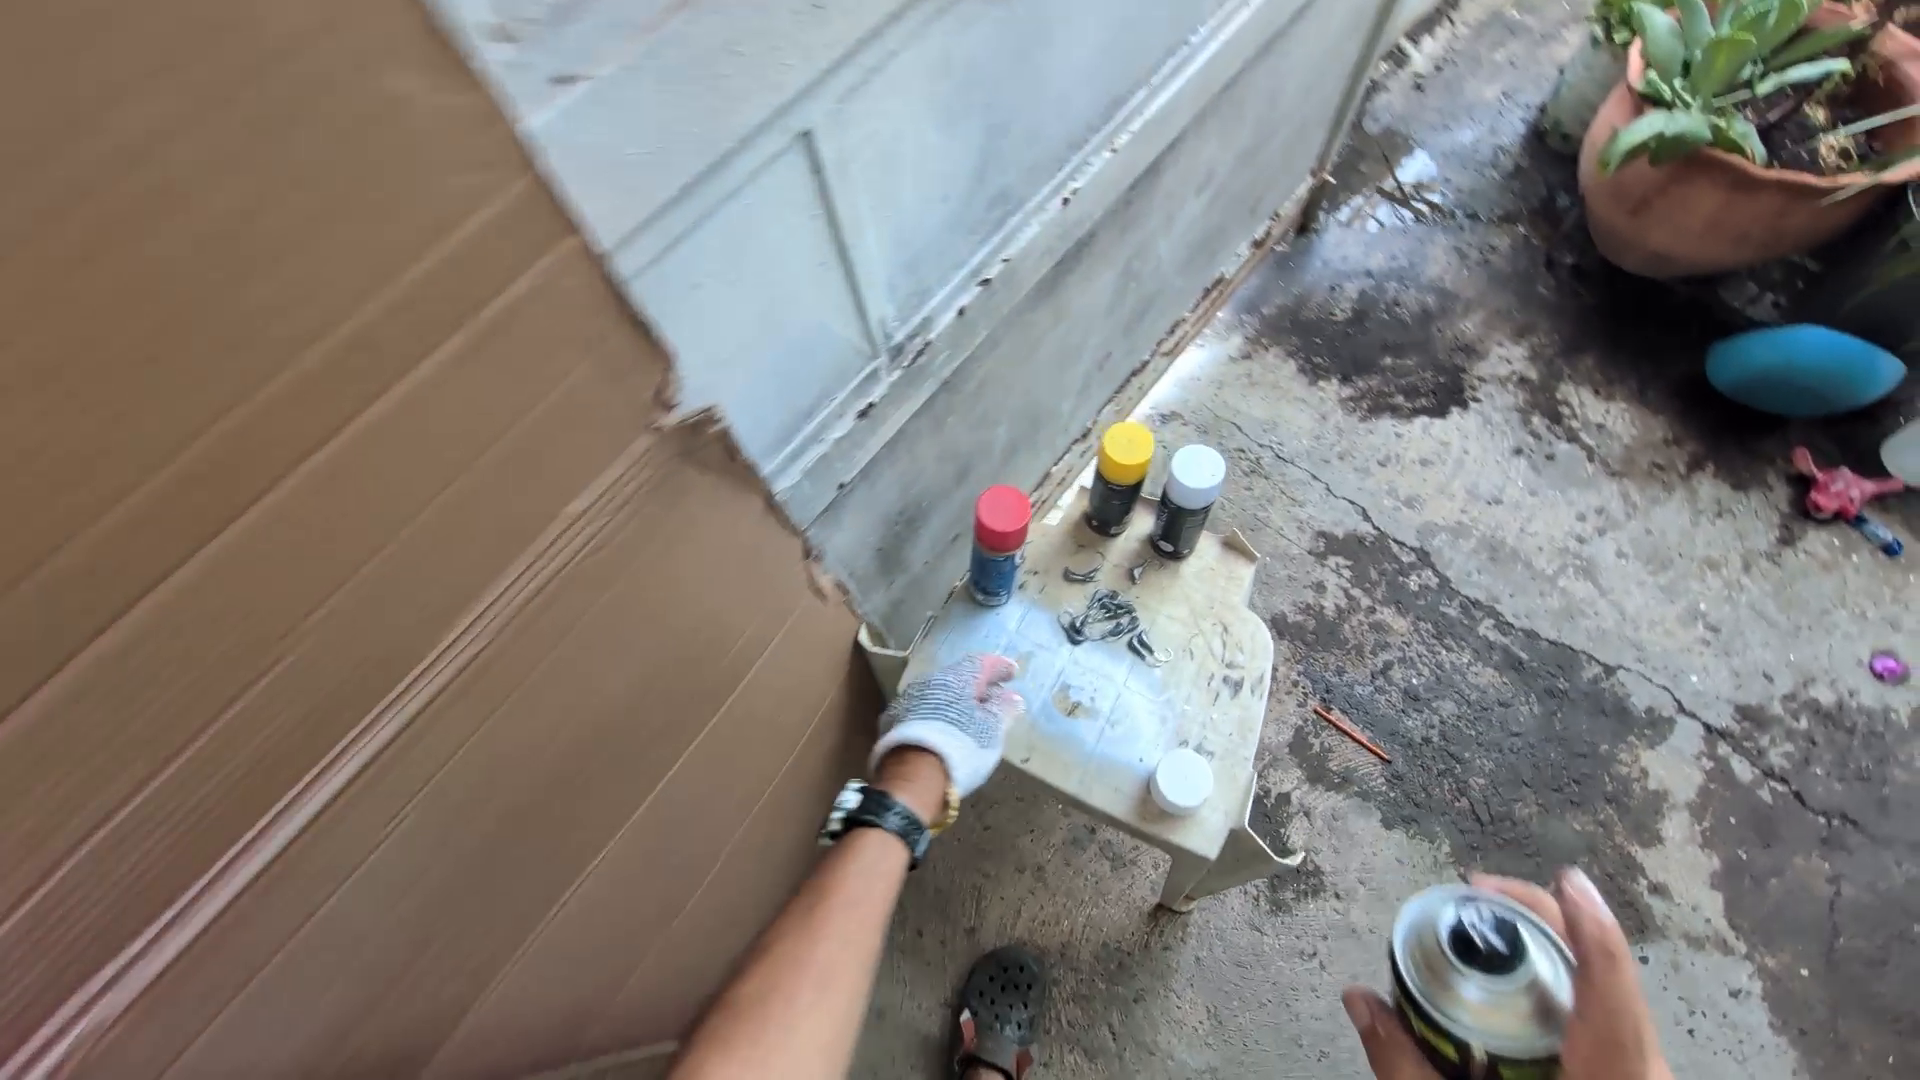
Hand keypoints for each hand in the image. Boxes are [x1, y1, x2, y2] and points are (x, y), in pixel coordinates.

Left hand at [869, 654, 1022, 796]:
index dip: (998, 666)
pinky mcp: (894, 721)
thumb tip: (1012, 697)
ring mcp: (908, 700)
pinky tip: (944, 729)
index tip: (1012, 672)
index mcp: (956, 678)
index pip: (981, 663)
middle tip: (993, 696)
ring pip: (939, 694)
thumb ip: (1003, 709)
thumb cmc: (961, 746)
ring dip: (956, 701)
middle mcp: (930, 682)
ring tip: (971, 715)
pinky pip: (923, 710)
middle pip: (958, 677)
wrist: (912, 776)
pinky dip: (939, 715)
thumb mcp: (991, 730)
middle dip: (977, 686)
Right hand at [1342, 869, 1673, 1079]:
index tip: (1564, 878)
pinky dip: (1562, 988)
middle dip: (1543, 921)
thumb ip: (1406, 1068)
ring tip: (1495, 929)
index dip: (1590, 924)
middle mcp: (1643, 1075)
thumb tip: (1356, 996)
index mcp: (1611, 1077)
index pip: (1611, 985)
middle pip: (1604, 975)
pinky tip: (1521, 987)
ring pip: (1607, 997)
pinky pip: (1607, 1022)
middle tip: (1478, 897)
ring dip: (1551, 951)